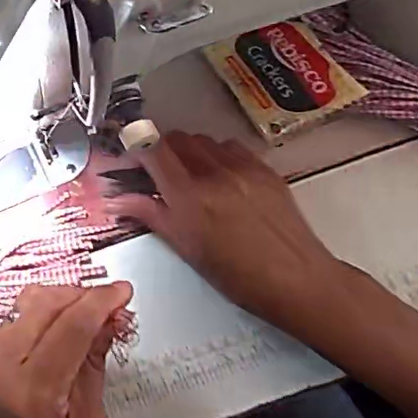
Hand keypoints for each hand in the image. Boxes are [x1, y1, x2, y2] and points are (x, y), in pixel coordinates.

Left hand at [0, 282, 132, 417]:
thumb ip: (94, 360)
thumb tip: (111, 316)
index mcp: (31, 392)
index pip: (69, 325)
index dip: (101, 301)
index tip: (125, 290)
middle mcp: (0, 369)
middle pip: (42, 304)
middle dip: (81, 295)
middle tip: (114, 306)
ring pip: (25, 305)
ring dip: (61, 300)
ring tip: (93, 315)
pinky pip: (15, 321)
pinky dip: (42, 314)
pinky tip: (67, 326)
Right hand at [109, 131, 365, 331]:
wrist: (296, 280)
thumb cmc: (239, 276)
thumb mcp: (186, 248)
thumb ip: (151, 215)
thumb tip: (120, 200)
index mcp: (189, 197)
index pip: (152, 149)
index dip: (136, 147)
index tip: (131, 158)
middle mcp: (214, 174)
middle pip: (176, 138)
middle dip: (161, 149)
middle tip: (157, 170)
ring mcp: (242, 168)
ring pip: (203, 140)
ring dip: (189, 151)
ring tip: (189, 175)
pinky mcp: (264, 168)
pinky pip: (231, 147)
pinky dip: (217, 154)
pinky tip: (220, 176)